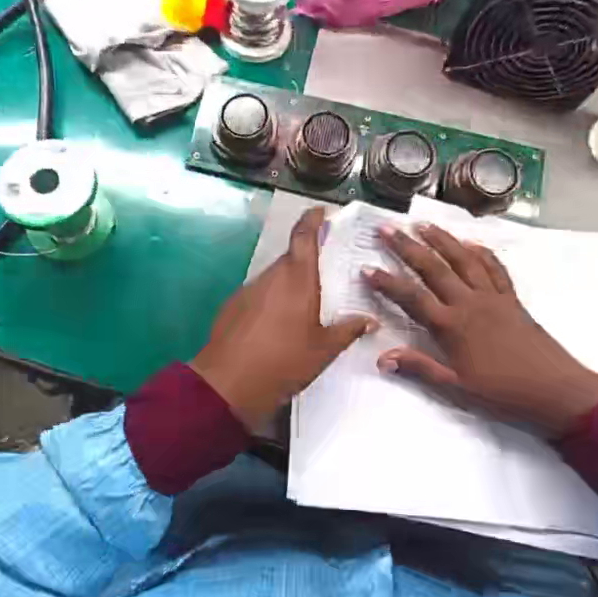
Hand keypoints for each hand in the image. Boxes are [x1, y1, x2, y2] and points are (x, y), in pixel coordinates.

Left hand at [190, 207, 376, 430]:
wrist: (228, 383)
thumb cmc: (283, 361)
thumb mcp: (323, 350)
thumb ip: (347, 331)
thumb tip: (369, 321)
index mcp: (297, 278)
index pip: (304, 236)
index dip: (312, 220)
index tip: (321, 212)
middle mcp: (271, 277)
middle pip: (290, 258)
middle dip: (307, 260)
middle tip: (327, 272)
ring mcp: (248, 291)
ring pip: (273, 278)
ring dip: (288, 284)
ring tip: (306, 303)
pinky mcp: (232, 307)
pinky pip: (258, 295)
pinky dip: (271, 300)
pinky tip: (278, 323)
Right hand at [366, 223, 597, 435]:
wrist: (556, 391)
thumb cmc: (502, 393)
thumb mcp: (456, 387)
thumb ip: (419, 368)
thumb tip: (382, 359)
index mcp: (452, 327)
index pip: (411, 298)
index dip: (386, 283)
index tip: (366, 268)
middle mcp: (470, 304)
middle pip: (434, 268)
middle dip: (407, 247)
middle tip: (386, 230)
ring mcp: (493, 298)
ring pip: (463, 260)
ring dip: (442, 240)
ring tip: (423, 225)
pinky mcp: (512, 300)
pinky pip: (495, 269)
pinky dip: (481, 253)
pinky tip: (471, 244)